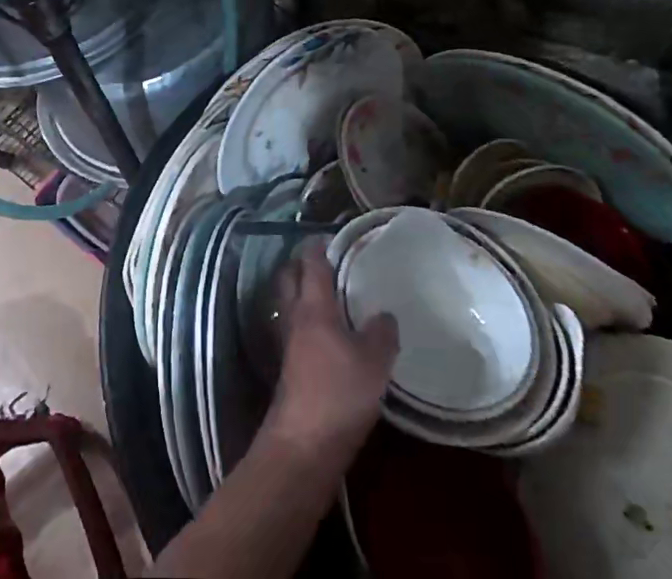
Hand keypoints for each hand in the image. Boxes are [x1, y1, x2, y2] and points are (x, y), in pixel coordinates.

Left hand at [262, 241, 398, 459]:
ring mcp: (287, 338)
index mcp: (313, 307)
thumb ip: (380, 333)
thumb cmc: (340, 390)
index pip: (310, 265)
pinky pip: (295, 324)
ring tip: (329, 290)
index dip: (318, 247)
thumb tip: (383, 314)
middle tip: (326, 260)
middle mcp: (294, 316)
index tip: (328, 235)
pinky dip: (306, 315)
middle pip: (289, 277)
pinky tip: (327, 328)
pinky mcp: (289, 360)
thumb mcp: (374, 361)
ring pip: (289, 300)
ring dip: (302, 289)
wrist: (307, 436)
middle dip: (301, 264)